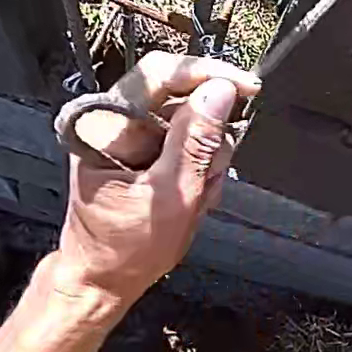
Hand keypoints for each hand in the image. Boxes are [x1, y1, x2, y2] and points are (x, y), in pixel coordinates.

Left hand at [54, 52, 260, 305]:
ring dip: (206, 159)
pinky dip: (199, 169)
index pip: (160, 73)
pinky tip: (193, 195)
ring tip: (197, 196)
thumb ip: (196, 142)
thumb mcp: (171, 197)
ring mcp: (131, 136)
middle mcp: (115, 122)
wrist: (106, 278)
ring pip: (192, 123)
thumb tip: (220, 91)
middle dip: (208, 138)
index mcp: (106, 126)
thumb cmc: (126, 247)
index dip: (207, 74)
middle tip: (208, 177)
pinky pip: (187, 143)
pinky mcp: (144, 150)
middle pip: (182, 99)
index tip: (246, 87)